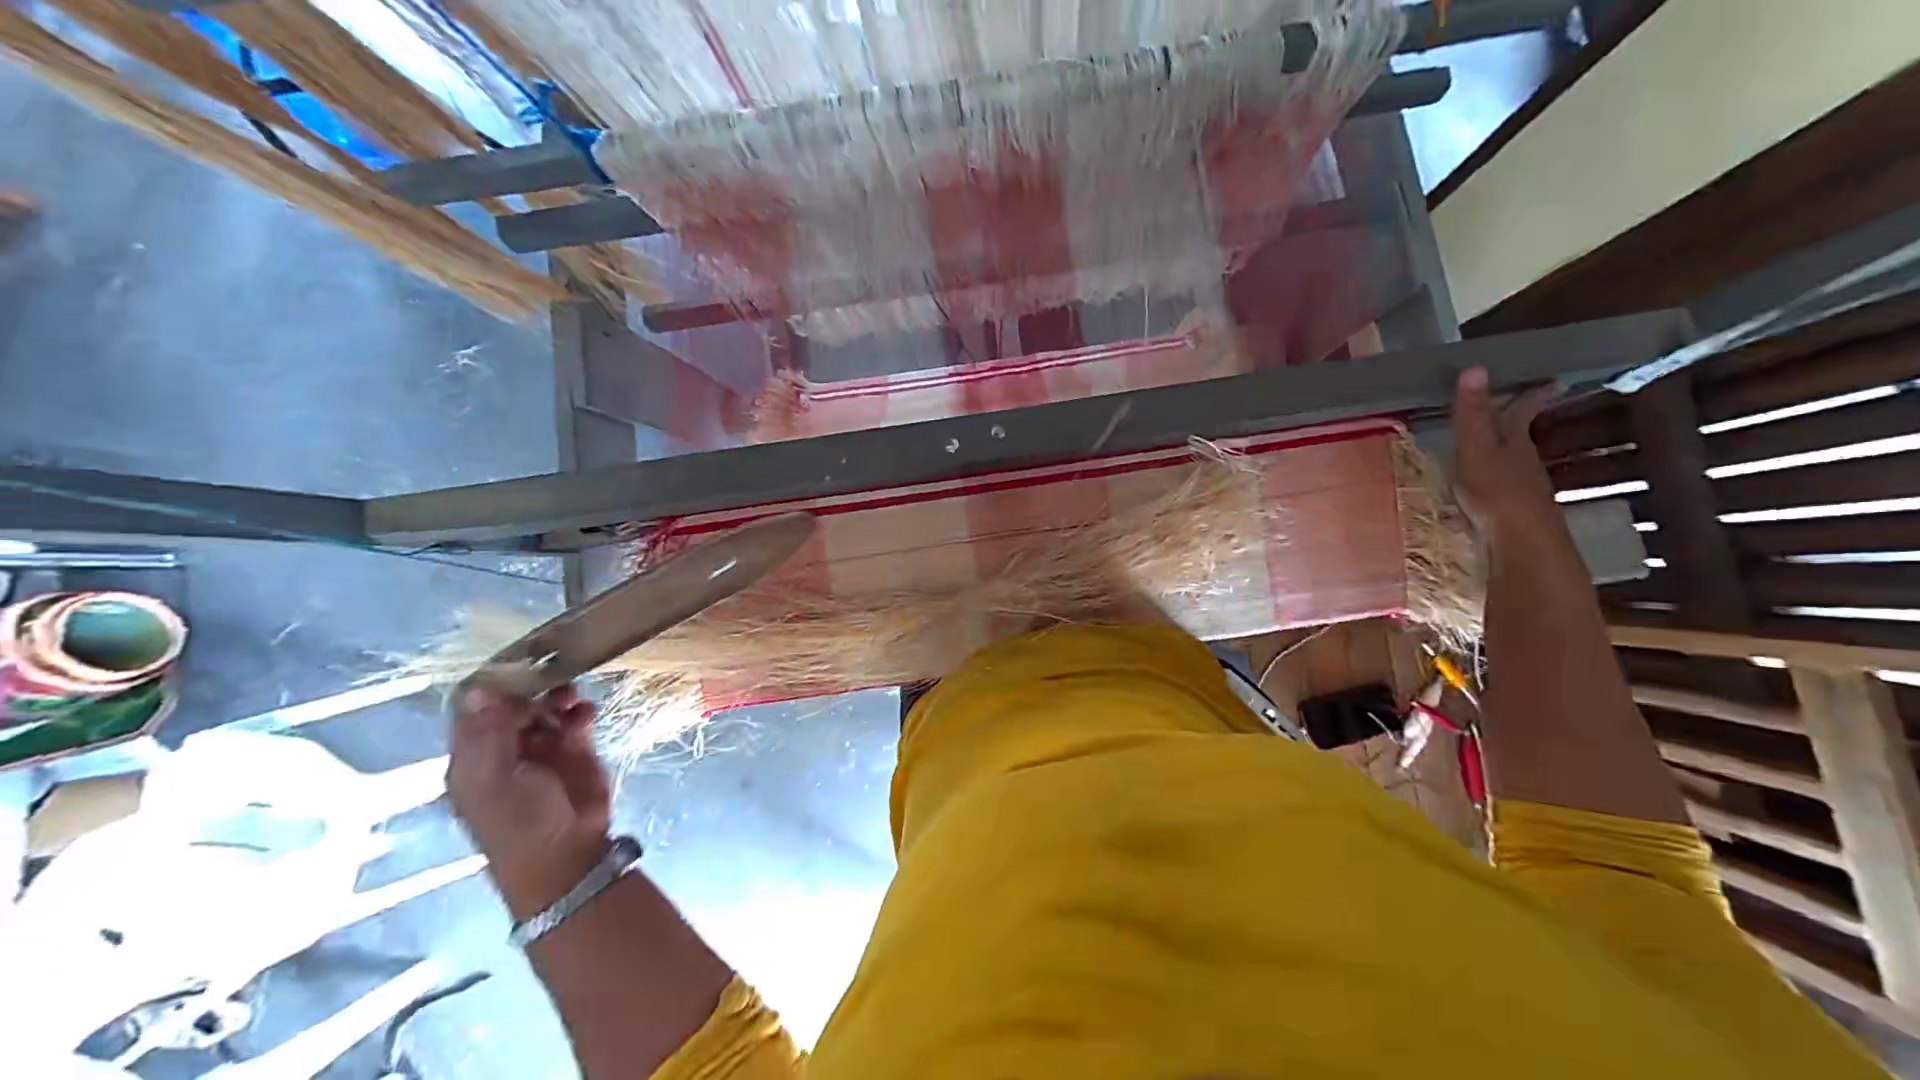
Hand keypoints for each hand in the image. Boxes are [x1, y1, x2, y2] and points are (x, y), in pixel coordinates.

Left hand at [447, 682, 611, 920]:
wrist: (568, 856)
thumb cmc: (520, 824)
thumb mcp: (496, 781)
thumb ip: (488, 734)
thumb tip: (479, 689)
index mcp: (473, 754)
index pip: (473, 706)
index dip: (492, 683)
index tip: (516, 663)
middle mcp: (504, 744)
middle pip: (513, 699)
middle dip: (531, 685)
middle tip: (551, 677)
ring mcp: (541, 745)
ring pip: (545, 703)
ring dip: (557, 694)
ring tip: (571, 696)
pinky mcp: (573, 747)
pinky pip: (575, 717)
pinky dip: (581, 710)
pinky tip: (586, 713)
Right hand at [1450, 366, 1559, 541]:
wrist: (1521, 540)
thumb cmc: (1496, 490)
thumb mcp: (1476, 449)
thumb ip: (1473, 414)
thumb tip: (1474, 368)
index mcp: (1514, 441)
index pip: (1522, 409)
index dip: (1531, 394)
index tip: (1550, 380)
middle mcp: (1523, 460)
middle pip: (1519, 435)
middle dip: (1516, 422)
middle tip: (1511, 409)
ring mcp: (1522, 486)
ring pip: (1513, 460)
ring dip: (1503, 451)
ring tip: (1488, 447)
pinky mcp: (1515, 509)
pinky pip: (1504, 484)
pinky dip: (1494, 478)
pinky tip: (1482, 486)